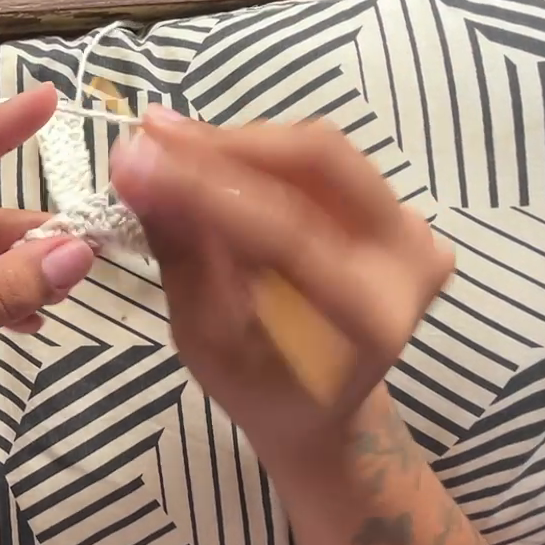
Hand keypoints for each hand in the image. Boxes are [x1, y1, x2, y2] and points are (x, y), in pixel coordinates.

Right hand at [110, 107, 453, 463]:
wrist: (325, 409)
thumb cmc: (258, 391)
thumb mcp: (204, 342)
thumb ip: (183, 257)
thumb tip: (138, 177)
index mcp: (367, 317)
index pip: (283, 229)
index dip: (202, 186)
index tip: (132, 156)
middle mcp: (408, 261)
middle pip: (316, 162)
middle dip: (224, 144)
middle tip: (151, 135)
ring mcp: (412, 231)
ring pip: (317, 151)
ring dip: (235, 143)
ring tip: (166, 144)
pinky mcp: (398, 213)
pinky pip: (321, 164)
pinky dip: (256, 155)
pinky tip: (206, 159)